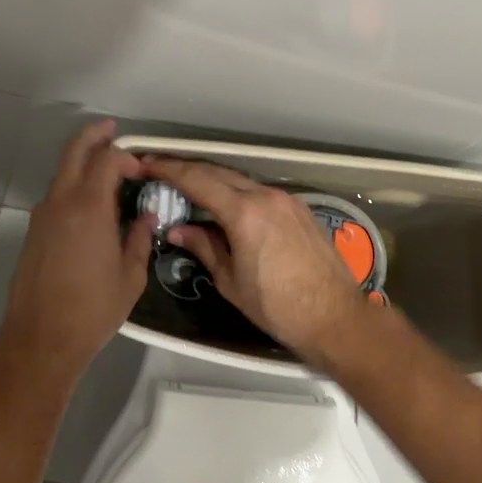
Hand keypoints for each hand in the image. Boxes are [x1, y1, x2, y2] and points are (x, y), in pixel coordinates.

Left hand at [0, 120, 153, 376]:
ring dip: (82, 162)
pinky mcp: (34, 232)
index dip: (125, 155)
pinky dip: (73, 186)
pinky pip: (55, 196)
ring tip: (107, 171)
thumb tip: (146, 218)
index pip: (106, 159)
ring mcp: (43, 215)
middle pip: (75, 152)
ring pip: (62, 173)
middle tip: (112, 130)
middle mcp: (62, 202)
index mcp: (89, 207)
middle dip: (94, 136)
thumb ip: (139, 239)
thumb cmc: (92, 309)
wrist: (41, 339)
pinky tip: (91, 205)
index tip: (141, 169)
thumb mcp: (130, 277)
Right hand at [142, 156, 366, 360]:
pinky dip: (236, 191)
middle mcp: (265, 196)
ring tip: (187, 185)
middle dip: (186, 169)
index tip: (147, 165)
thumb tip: (178, 229)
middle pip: (217, 172)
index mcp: (244, 213)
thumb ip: (204, 247)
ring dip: (212, 179)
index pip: (198, 180)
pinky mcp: (299, 208)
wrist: (335, 317)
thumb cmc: (277, 307)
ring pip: (240, 180)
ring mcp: (285, 199)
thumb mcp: (231, 281)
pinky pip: (259, 192)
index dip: (169, 170)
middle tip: (159, 170)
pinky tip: (224, 202)